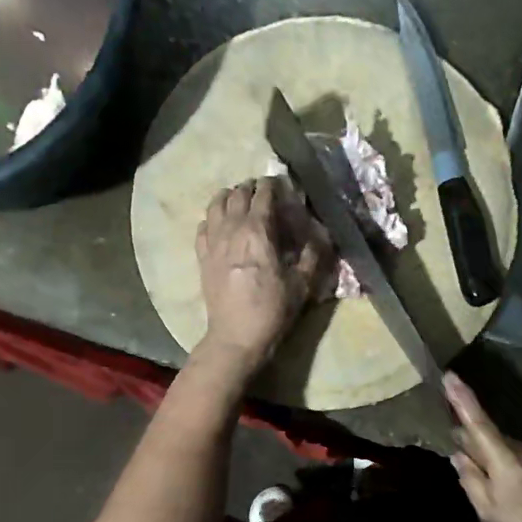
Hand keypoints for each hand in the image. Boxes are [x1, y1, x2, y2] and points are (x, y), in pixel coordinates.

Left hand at [195, 177, 325, 371]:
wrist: (236, 337)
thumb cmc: (271, 310)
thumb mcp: (302, 284)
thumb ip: (312, 255)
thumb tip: (319, 234)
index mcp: (257, 231)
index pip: (263, 194)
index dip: (273, 185)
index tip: (281, 186)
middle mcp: (231, 230)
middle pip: (237, 194)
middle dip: (250, 188)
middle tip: (261, 192)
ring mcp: (212, 243)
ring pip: (215, 205)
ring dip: (228, 197)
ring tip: (238, 200)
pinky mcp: (201, 258)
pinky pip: (202, 227)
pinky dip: (211, 219)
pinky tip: (218, 225)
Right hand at [444, 371, 521, 521]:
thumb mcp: (487, 512)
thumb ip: (471, 480)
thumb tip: (460, 456)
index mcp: (507, 459)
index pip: (479, 423)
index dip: (463, 400)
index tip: (450, 376)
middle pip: (492, 438)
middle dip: (473, 442)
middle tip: (457, 453)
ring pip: (508, 451)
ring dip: (492, 459)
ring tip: (483, 482)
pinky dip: (508, 469)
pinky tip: (508, 492)